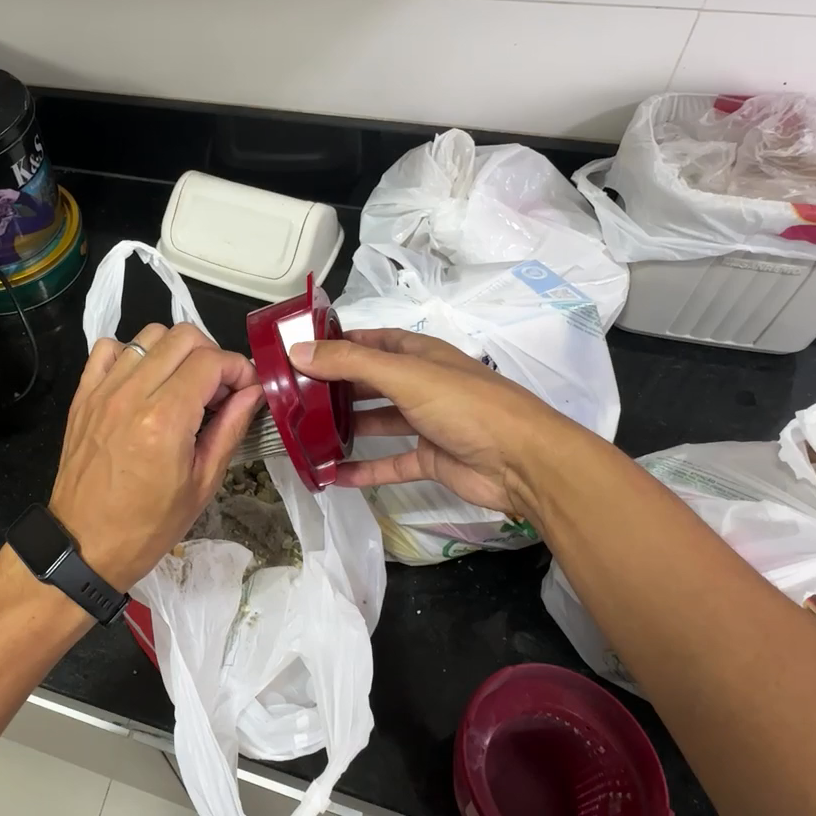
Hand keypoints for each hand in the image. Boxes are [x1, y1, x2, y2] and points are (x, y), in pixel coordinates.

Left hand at [48, 322, 262, 590]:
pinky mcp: (83, 394)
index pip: (211, 361)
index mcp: (165, 419)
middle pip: (182, 336)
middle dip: (211, 354)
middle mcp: (132, 394)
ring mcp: (103, 390)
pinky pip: (108, 348)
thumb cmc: (148, 525)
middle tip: (218, 388)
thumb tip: (253, 392)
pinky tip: (144, 380)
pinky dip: (132, 353)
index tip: (246, 388)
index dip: (238, 368)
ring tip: (183, 383)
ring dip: (175, 351)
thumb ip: (230, 429)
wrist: (84, 545)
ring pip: (149, 335)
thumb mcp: (202, 484)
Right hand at [289, 328, 615, 519]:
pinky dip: (364, 469)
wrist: (523, 461)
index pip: (370, 340)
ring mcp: (426, 423)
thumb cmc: (464, 404)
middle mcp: (420, 384)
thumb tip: (297, 351)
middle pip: (370, 381)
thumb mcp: (403, 375)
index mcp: (419, 355)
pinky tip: (333, 475)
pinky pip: (390, 462)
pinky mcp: (430, 459)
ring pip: (377, 421)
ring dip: (346, 426)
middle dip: (334, 386)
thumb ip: (349, 364)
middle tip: (292, 394)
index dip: (337, 342)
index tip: (298, 349)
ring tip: (304, 432)